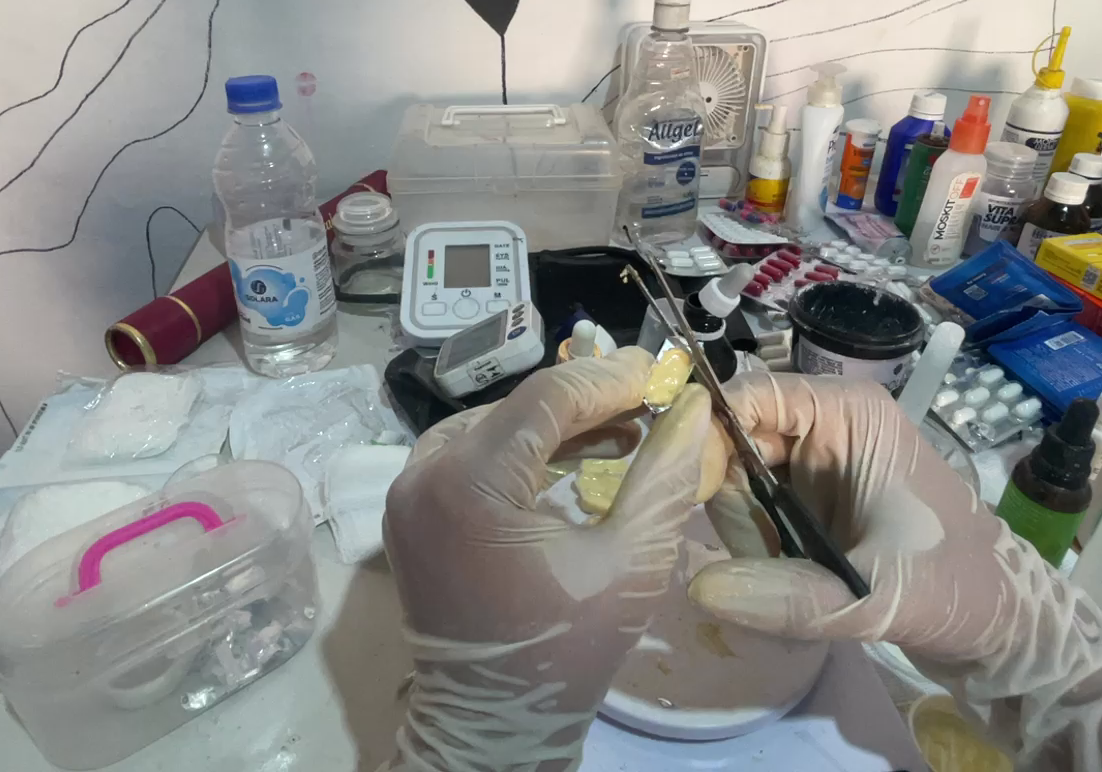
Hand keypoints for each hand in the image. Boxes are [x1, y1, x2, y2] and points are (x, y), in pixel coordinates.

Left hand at [381, 347, 710, 771]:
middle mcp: (423, 473)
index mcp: (467, 484)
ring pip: (495, 423)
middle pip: (517, 407)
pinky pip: (472, 451)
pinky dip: (522, 447)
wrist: (491, 730)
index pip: (545, 399)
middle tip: (647, 397)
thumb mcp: (630, 564)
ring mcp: (408, 489)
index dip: (607, 378)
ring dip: (557, 422)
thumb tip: (692, 407)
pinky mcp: (411, 506)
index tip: (657, 370)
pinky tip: (572, 452)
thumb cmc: (564, 654)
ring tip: (621, 427)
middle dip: (588, 398)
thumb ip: (664, 477)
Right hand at [690, 372, 1101, 771]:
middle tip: (755, 557)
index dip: (710, 434)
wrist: (1008, 635)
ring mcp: (810, 464)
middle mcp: (821, 426)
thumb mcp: (883, 593)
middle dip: (731, 498)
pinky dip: (752, 544)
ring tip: (785, 574)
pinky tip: (781, 575)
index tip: (690, 491)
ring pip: (735, 478)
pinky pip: (750, 509)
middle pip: (732, 439)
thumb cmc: (962, 589)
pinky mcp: (806, 501)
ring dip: (743, 530)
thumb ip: (794, 595)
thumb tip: (701, 589)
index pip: (749, 395)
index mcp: (846, 412)